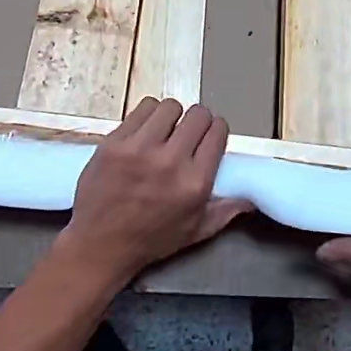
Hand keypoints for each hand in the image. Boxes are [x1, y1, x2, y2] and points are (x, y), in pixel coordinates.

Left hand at [53, 98, 252, 285]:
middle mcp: (170, 161)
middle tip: (188, 132)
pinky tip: (144, 132)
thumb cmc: (150, 240)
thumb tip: (251, 198)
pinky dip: (146, 117)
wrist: (100, 243)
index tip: (210, 135)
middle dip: (198, 121)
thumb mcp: (196, 231)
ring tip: (164, 131)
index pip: (217, 132)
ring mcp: (139, 149)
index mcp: (195, 182)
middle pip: (197, 115)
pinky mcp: (114, 142)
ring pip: (169, 107)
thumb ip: (226, 211)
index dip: (216, 130)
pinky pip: (140, 110)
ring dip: (171, 116)